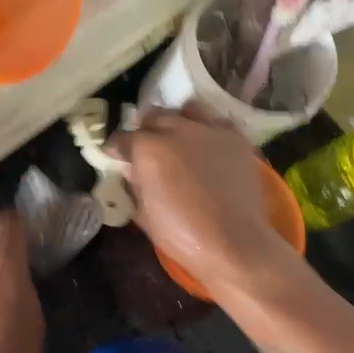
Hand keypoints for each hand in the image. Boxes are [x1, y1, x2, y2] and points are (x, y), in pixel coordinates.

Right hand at [114, 106, 293, 291]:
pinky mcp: (236, 139)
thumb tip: (132, 171)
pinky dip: (209, 131)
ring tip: (180, 138)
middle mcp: (178, 130)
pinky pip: (219, 123)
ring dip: (179, 121)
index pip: (123, 137)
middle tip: (148, 148)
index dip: (117, 148)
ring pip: (188, 110)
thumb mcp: (143, 214)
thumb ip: (134, 184)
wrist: (232, 242)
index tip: (118, 157)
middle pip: (155, 116)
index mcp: (149, 149)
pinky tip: (208, 145)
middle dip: (147, 130)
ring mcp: (210, 131)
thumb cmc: (181, 234)